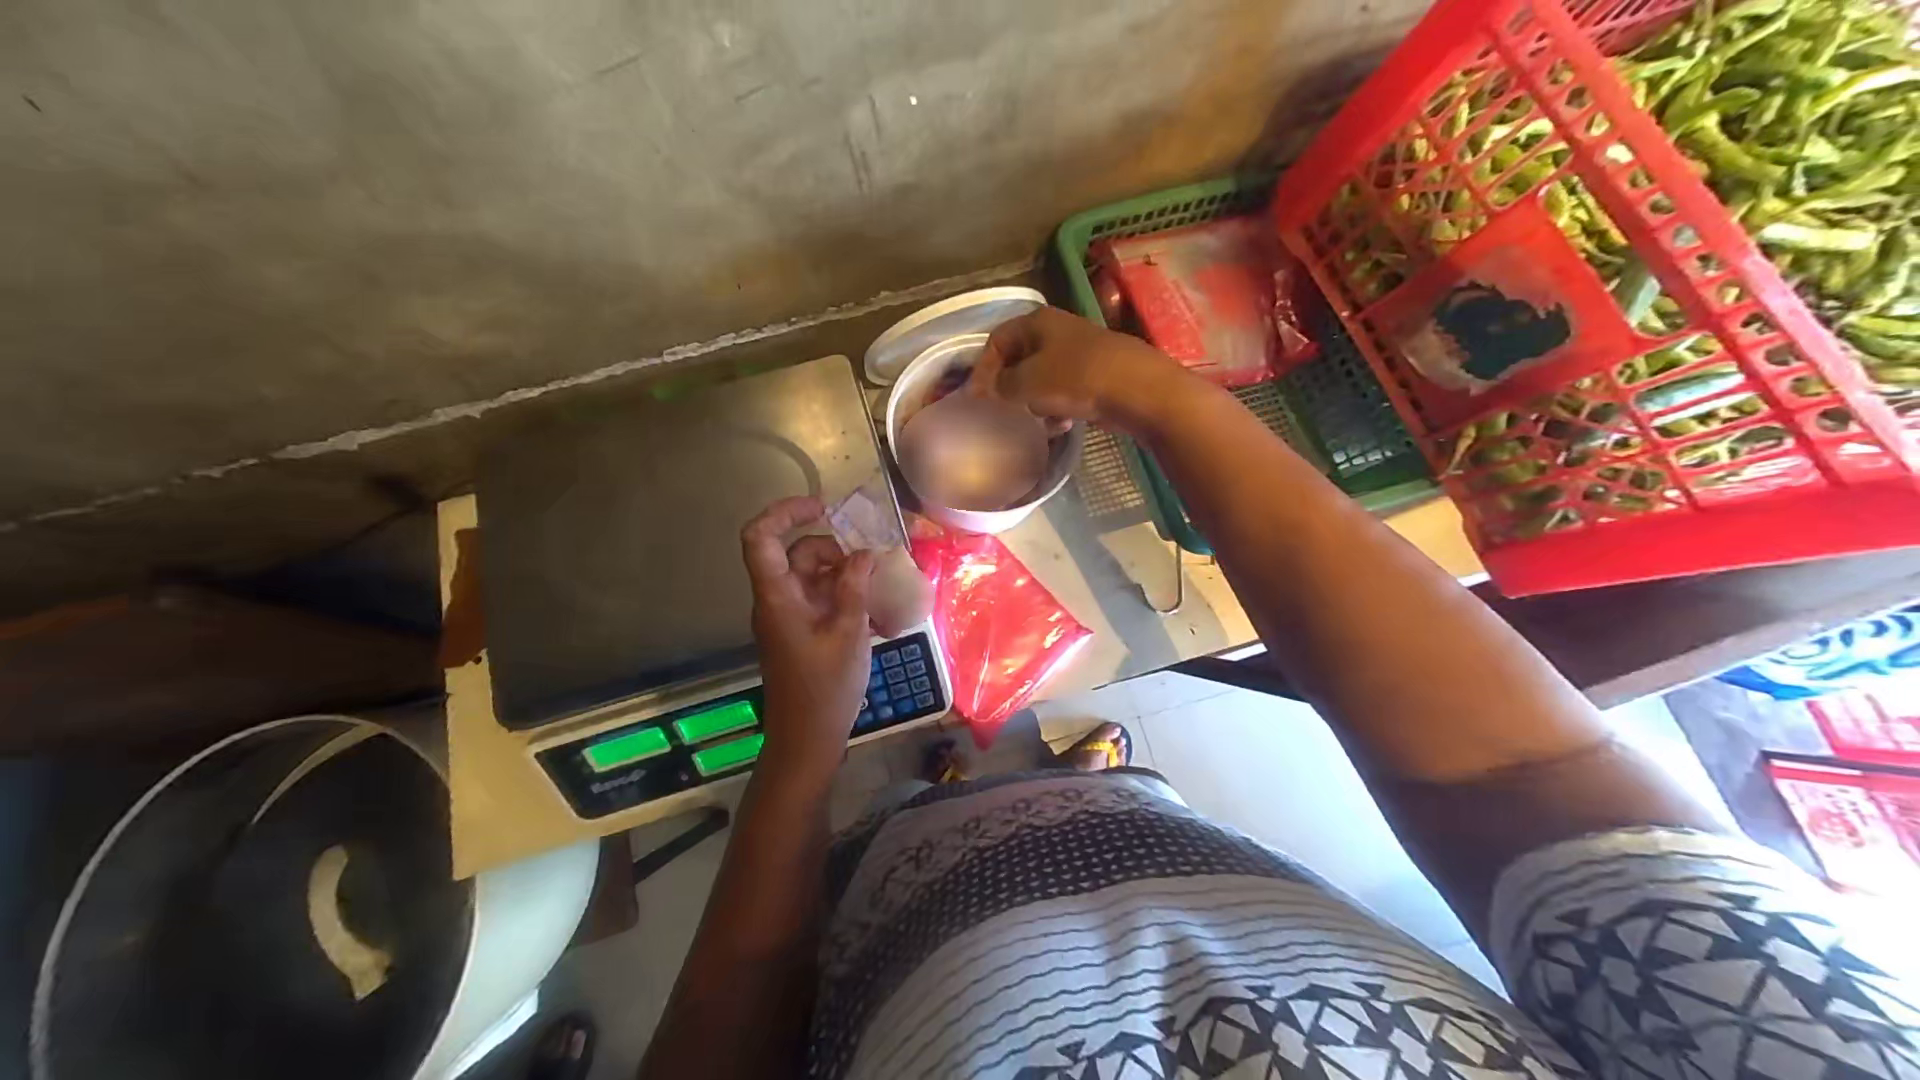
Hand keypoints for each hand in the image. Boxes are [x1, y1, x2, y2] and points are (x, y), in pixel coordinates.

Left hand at [741, 496, 874, 779]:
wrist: (808, 739)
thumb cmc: (825, 688)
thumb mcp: (848, 633)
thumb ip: (855, 587)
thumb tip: (864, 553)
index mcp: (777, 597)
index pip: (760, 538)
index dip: (785, 513)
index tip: (823, 508)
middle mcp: (777, 600)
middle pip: (797, 554)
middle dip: (835, 550)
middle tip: (872, 562)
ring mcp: (789, 617)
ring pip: (813, 577)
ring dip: (845, 574)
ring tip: (880, 587)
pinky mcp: (802, 632)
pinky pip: (821, 599)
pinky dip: (845, 596)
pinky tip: (876, 610)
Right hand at [967, 307, 1192, 430]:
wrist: (1137, 389)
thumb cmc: (1075, 378)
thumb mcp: (1027, 382)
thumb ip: (1000, 386)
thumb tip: (986, 391)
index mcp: (1037, 322)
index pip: (996, 341)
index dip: (982, 369)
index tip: (977, 398)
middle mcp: (1057, 332)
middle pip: (1019, 360)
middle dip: (1009, 387)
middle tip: (1002, 411)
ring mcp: (1078, 353)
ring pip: (1042, 378)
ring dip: (1034, 401)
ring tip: (1034, 421)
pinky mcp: (1095, 376)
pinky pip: (1064, 391)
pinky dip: (1057, 407)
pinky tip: (1061, 425)